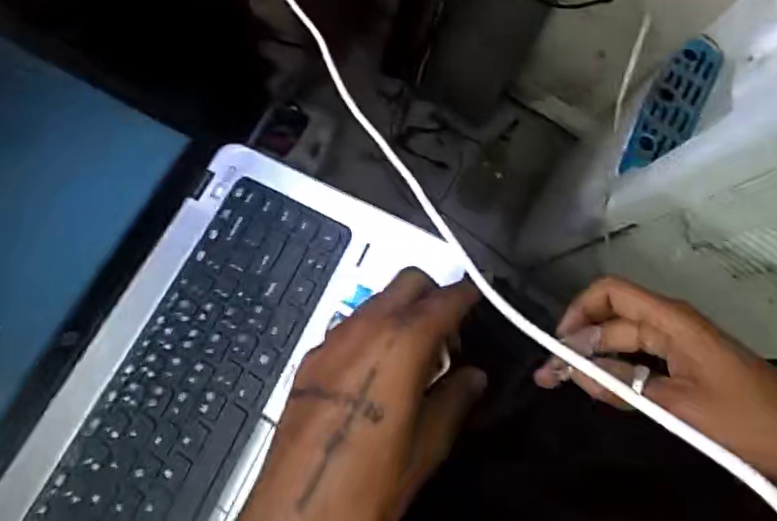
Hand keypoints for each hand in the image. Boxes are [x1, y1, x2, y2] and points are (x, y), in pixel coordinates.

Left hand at [239, 269, 485, 520]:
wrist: (296, 519)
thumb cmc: (363, 487)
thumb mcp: (426, 447)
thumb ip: (455, 400)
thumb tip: (472, 379)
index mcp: (401, 342)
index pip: (447, 297)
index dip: (469, 296)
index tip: (479, 302)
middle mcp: (366, 328)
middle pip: (410, 280)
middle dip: (435, 295)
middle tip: (449, 332)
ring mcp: (333, 341)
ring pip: (378, 299)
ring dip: (403, 312)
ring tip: (416, 359)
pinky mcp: (310, 360)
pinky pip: (350, 327)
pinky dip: (372, 333)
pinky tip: (378, 375)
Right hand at [536, 277, 776, 518]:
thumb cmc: (743, 417)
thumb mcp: (680, 406)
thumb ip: (626, 386)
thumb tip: (577, 372)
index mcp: (670, 318)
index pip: (612, 292)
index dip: (579, 310)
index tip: (556, 344)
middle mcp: (671, 320)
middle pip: (614, 317)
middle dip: (580, 340)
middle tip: (550, 376)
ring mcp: (679, 341)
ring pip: (626, 339)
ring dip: (596, 358)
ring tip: (565, 384)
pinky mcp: (686, 363)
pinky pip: (642, 358)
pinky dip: (618, 370)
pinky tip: (602, 388)